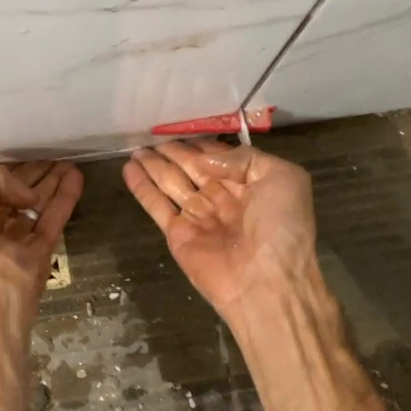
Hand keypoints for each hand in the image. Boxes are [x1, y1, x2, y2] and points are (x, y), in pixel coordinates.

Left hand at [0, 161, 82, 303]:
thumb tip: (27, 196)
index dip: (9, 170)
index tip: (27, 155)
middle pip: (16, 194)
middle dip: (34, 175)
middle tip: (54, 156)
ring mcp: (16, 240)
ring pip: (38, 204)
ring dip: (53, 182)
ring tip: (70, 161)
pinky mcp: (41, 252)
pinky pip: (54, 218)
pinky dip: (65, 197)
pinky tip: (77, 176)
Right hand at [123, 141, 320, 322]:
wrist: (269, 283)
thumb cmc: (282, 227)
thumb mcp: (282, 178)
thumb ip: (244, 158)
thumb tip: (202, 158)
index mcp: (249, 184)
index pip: (217, 156)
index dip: (198, 143)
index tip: (178, 127)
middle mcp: (222, 197)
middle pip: (190, 167)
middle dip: (171, 152)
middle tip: (148, 135)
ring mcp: (198, 216)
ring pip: (170, 182)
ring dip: (152, 165)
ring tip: (134, 149)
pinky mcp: (177, 234)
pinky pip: (156, 205)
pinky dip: (141, 187)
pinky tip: (128, 169)